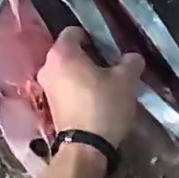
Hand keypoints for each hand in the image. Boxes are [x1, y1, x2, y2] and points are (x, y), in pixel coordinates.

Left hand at [37, 27, 143, 148]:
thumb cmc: (104, 106)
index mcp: (62, 53)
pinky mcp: (50, 106)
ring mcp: (46, 88)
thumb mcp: (126, 81)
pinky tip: (94, 101)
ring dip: (83, 75)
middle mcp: (47, 66)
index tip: (109, 50)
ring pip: (67, 72)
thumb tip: (132, 58)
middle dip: (89, 57)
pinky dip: (77, 90)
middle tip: (110, 67)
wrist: (86, 146)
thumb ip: (131, 62)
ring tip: (105, 86)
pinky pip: (65, 89)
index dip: (93, 37)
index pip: (74, 31)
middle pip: (69, 53)